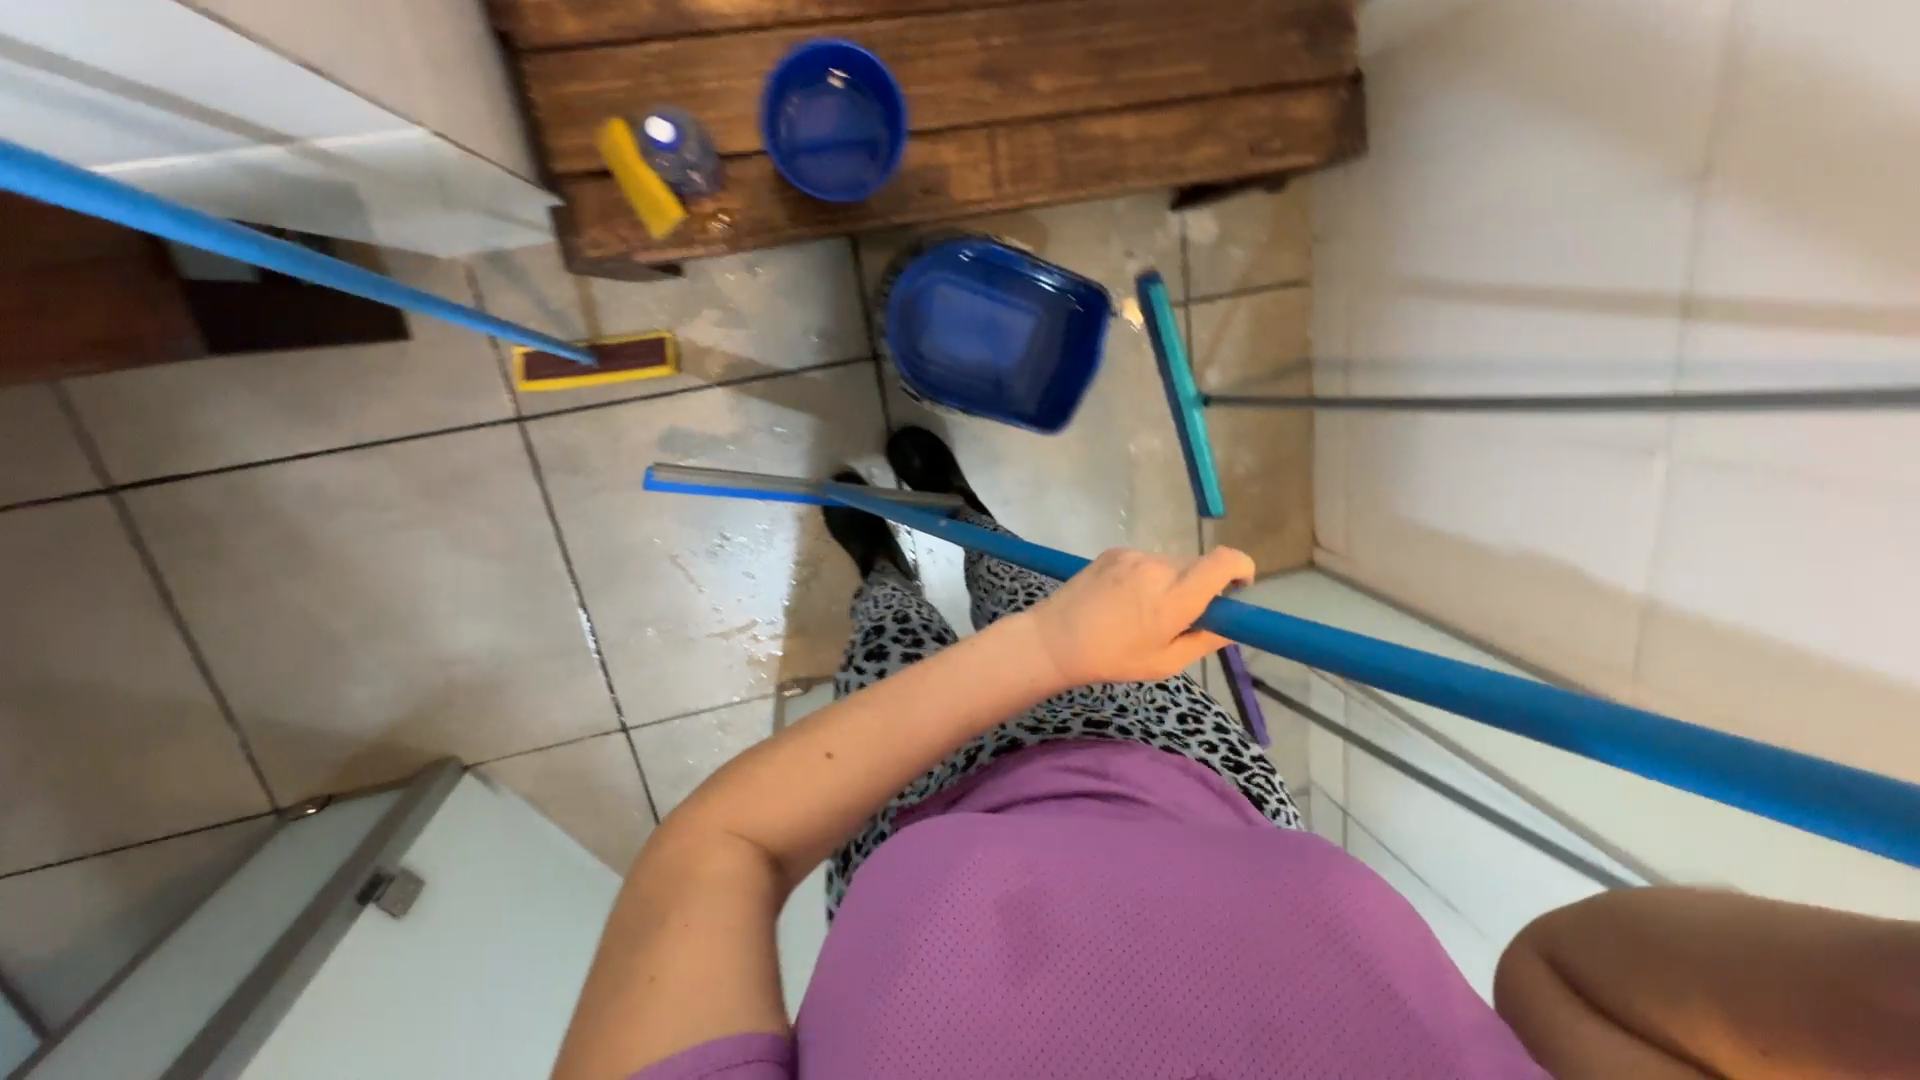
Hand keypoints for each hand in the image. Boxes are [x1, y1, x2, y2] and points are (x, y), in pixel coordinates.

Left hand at [1023, 546, 1254, 685]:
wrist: (1054, 639)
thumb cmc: (1113, 658)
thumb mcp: (1165, 662)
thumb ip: (1205, 641)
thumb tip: (1231, 627)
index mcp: (1177, 597)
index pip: (1226, 560)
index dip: (1242, 569)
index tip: (1239, 588)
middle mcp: (1160, 567)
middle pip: (1200, 564)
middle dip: (1202, 585)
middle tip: (1183, 615)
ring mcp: (1135, 555)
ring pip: (1172, 563)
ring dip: (1172, 582)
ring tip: (1143, 611)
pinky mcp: (1115, 551)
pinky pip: (1146, 561)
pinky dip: (1147, 577)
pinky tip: (1122, 600)